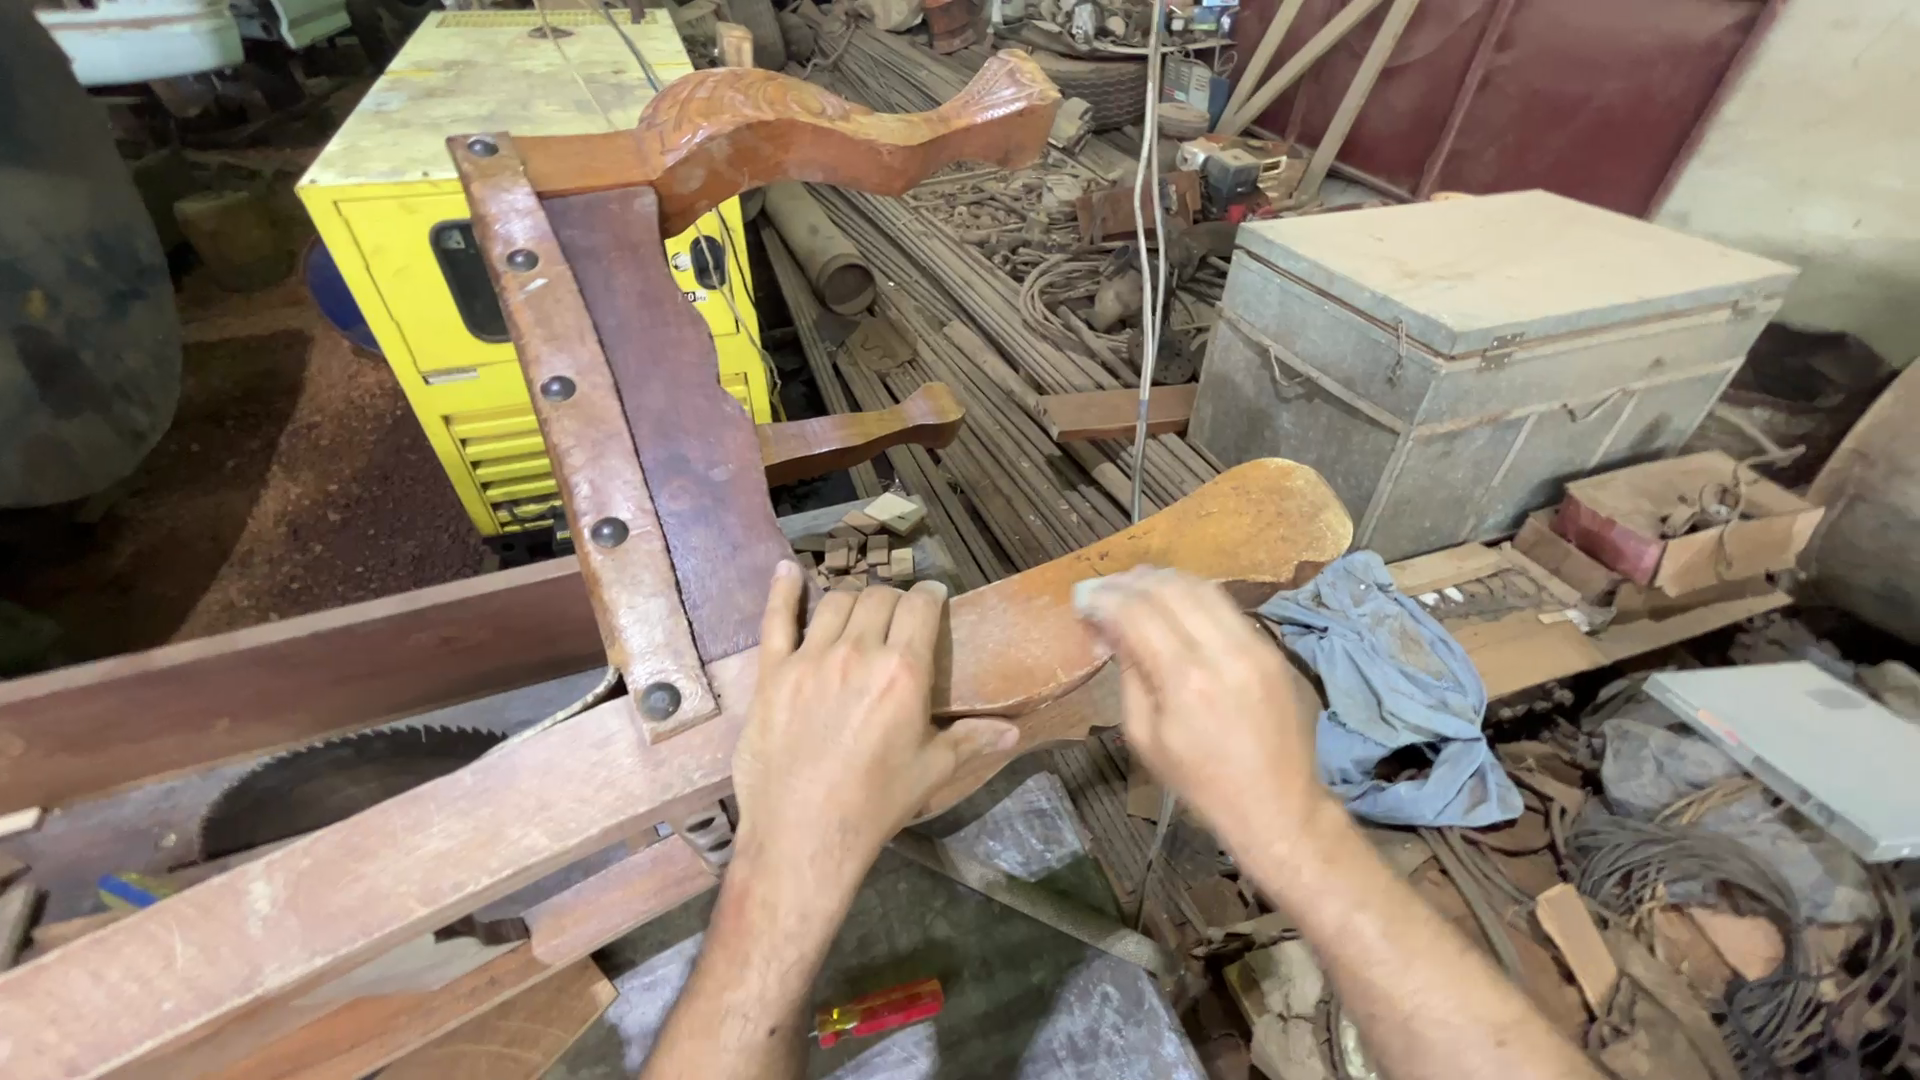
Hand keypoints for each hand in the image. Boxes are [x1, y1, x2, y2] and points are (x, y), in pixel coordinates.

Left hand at [731, 562, 1018, 908]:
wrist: (803, 834)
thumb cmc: (876, 803)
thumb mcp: (932, 771)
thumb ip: (972, 740)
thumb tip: (1013, 731)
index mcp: (903, 671)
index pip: (919, 607)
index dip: (929, 595)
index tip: (932, 597)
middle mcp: (858, 652)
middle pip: (878, 598)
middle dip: (893, 599)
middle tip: (897, 615)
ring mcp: (810, 658)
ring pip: (835, 602)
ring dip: (853, 599)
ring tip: (859, 610)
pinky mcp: (772, 672)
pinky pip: (776, 619)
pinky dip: (781, 591)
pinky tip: (786, 569)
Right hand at [1076, 567, 1333, 851]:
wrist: (1277, 807)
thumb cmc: (1199, 782)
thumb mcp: (1144, 736)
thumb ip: (1129, 673)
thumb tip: (1110, 627)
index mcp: (1186, 680)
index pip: (1136, 612)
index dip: (1103, 597)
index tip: (1083, 598)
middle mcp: (1223, 652)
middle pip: (1169, 587)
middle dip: (1129, 581)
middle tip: (1104, 588)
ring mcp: (1255, 646)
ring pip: (1201, 586)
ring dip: (1161, 580)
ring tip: (1134, 586)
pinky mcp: (1272, 649)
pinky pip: (1226, 605)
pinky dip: (1192, 595)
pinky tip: (1172, 604)